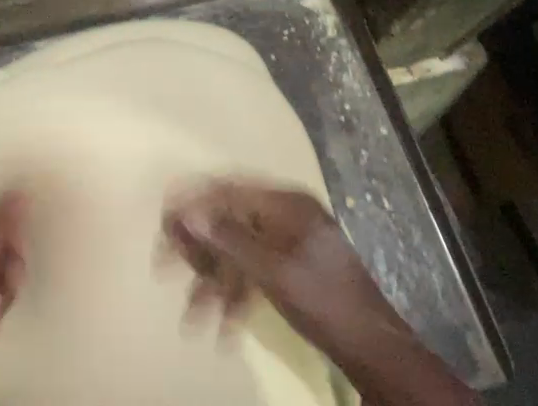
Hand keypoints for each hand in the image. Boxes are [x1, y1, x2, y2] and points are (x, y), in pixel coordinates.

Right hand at [163, 180, 400, 352]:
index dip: (191, 202)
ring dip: (213, 283)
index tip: (163, 223)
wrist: (374, 349)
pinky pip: (252, 269)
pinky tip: (224, 326)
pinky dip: (235, 293)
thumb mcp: (272, 271)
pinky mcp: (290, 266)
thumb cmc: (325, 302)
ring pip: (236, 251)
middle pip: (228, 220)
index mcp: (285, 203)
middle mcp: (285, 213)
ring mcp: (289, 240)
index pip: (227, 188)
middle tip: (165, 269)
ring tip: (194, 318)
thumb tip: (188, 211)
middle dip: (198, 250)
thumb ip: (229, 239)